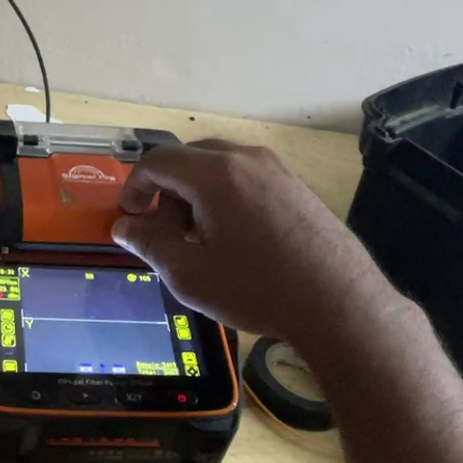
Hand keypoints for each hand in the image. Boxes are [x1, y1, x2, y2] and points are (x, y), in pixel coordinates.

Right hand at [110, 139, 399, 347]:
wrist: (338, 303)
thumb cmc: (255, 289)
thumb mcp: (188, 273)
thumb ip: (148, 244)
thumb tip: (124, 226)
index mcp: (214, 174)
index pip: (157, 160)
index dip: (134, 187)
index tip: (130, 218)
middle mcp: (246, 159)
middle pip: (188, 158)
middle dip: (166, 192)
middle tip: (166, 235)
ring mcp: (277, 171)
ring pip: (219, 168)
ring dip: (196, 196)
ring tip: (201, 242)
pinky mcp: (297, 187)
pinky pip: (246, 179)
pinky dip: (225, 198)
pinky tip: (236, 242)